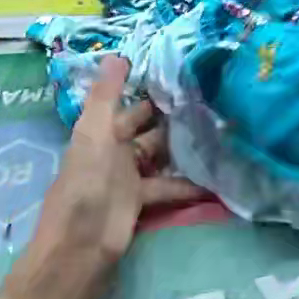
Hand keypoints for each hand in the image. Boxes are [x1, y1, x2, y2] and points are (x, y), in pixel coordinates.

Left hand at [0, 57, 198, 298]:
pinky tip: (214, 178)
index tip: (181, 72)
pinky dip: (187, 184)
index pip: (127, 103)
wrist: (81, 245)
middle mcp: (114, 149)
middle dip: (169, 116)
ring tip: (217, 132)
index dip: (148, 89)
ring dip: (181, 147)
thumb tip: (117, 53)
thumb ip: (106, 93)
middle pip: (146, 127)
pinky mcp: (141, 202)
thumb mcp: (93, 131)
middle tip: (208, 99)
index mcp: (99, 130)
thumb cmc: (86, 182)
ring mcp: (128, 176)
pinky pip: (168, 186)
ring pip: (159, 155)